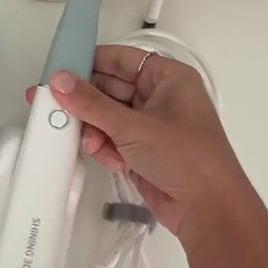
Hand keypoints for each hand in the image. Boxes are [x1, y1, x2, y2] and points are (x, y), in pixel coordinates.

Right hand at [34, 45, 251, 239]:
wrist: (206, 207)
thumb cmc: (191, 160)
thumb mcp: (133, 126)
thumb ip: (91, 103)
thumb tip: (63, 82)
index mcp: (169, 78)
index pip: (121, 59)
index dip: (91, 62)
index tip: (63, 70)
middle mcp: (160, 98)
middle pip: (110, 89)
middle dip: (87, 103)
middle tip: (61, 107)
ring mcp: (151, 125)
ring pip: (107, 117)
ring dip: (95, 130)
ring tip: (93, 141)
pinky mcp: (143, 150)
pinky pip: (112, 139)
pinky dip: (105, 148)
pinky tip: (110, 158)